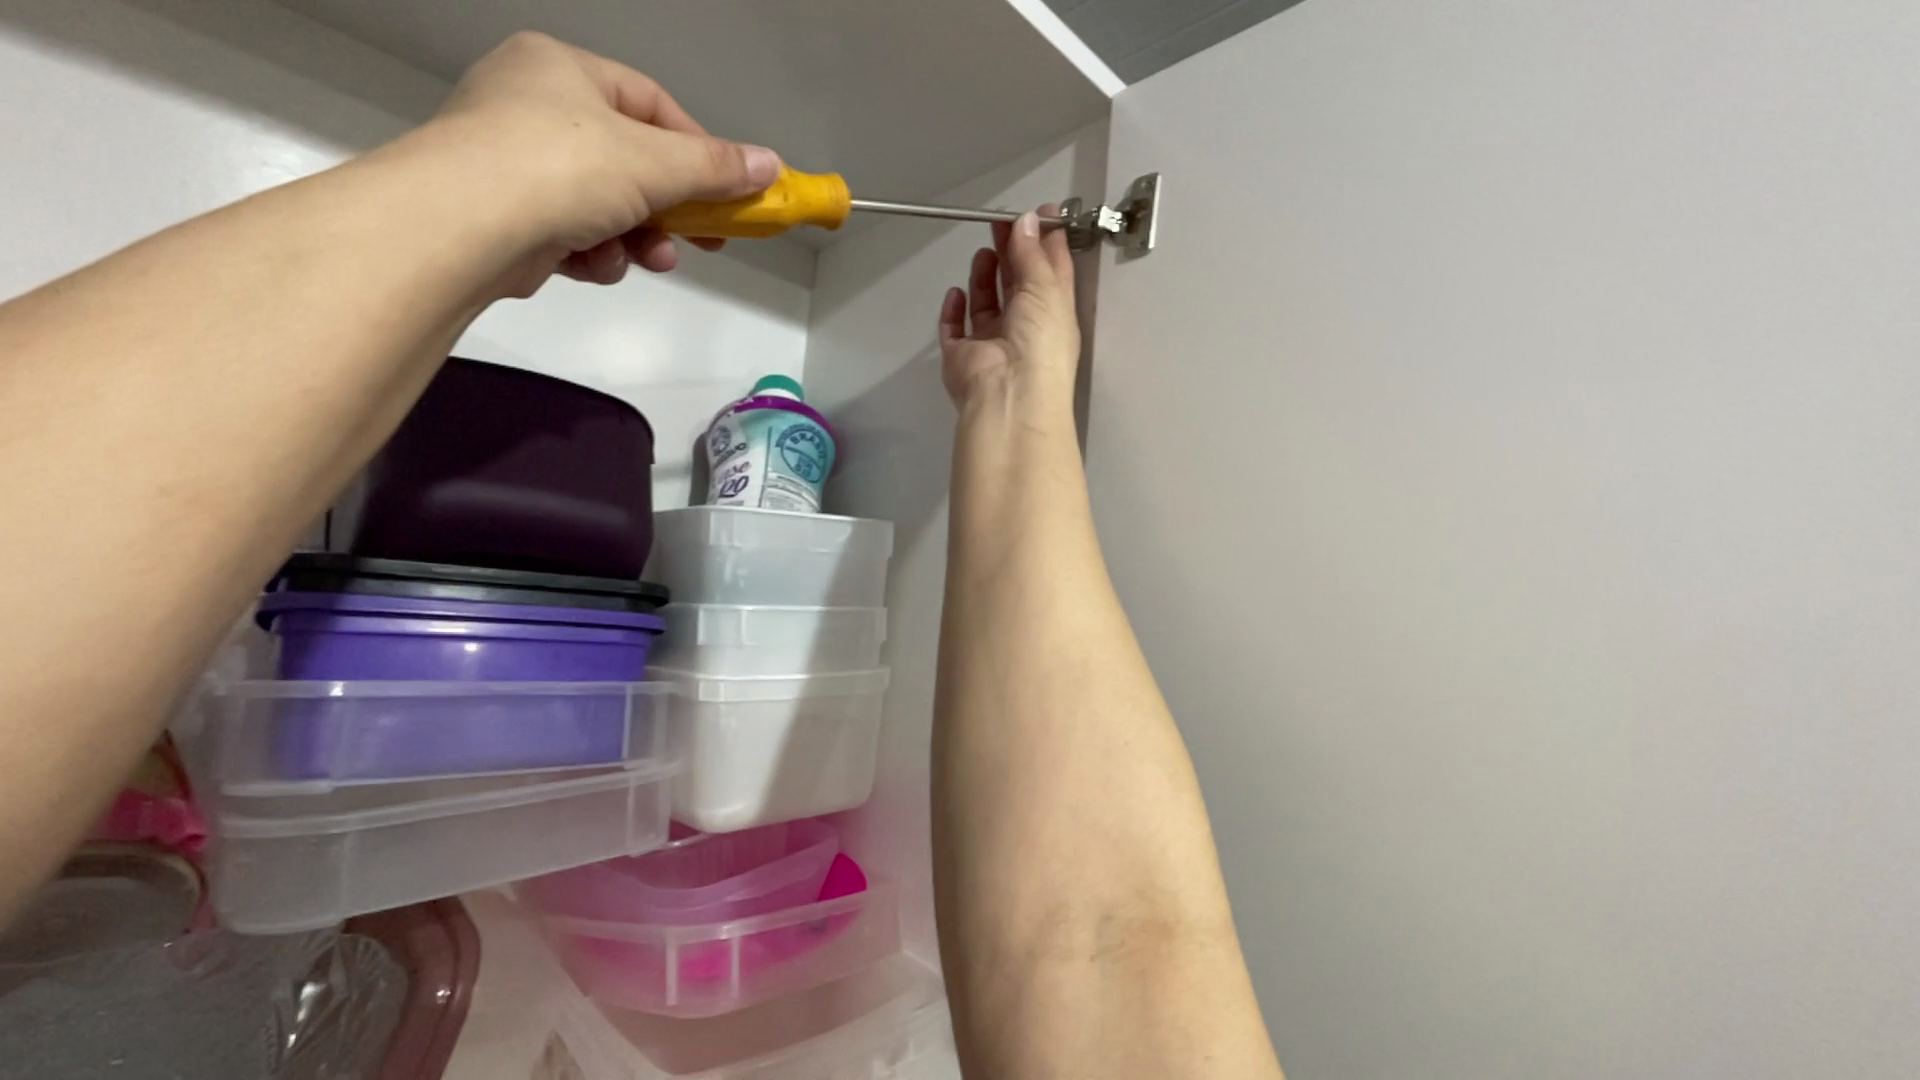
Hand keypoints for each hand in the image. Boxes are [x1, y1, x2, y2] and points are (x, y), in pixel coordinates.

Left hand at [418, 33, 780, 295]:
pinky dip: (593, 252)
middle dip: (669, 210)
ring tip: (648, 260)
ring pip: (604, 204)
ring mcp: (513, 162)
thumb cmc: (561, 169)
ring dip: (635, 238)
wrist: (461, 227)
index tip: (728, 194)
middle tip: (704, 241)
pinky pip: (570, 231)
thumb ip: (715, 168)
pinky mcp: (503, 215)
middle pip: (630, 162)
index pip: (651, 105)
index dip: (698, 152)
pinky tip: (595, 264)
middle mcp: (532, 105)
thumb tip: (771, 166)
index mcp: (561, 69)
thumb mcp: (654, 164)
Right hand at [938, 207, 1079, 406]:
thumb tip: (1028, 220)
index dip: (1046, 242)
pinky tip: (956, 294)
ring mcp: (991, 344)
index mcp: (1053, 315)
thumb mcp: (1046, 288)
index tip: (1040, 213)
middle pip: (1017, 284)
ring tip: (984, 253)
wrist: (1009, 394)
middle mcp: (1024, 330)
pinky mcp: (962, 356)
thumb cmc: (1039, 344)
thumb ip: (1033, 253)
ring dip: (984, 277)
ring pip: (986, 304)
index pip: (1051, 272)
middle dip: (1011, 252)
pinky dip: (953, 311)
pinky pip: (954, 330)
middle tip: (1001, 222)